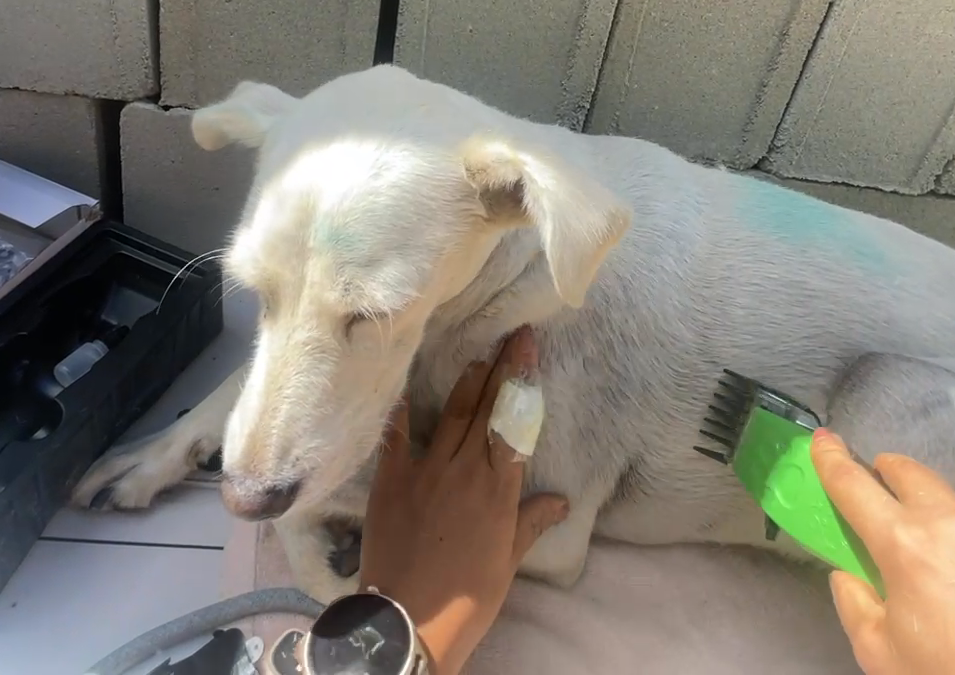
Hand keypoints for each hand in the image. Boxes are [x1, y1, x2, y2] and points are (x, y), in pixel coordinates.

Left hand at [359, 327, 570, 674]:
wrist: (410, 620)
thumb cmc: (468, 595)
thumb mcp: (507, 561)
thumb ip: (531, 522)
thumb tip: (562, 500)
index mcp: (497, 486)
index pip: (513, 420)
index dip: (520, 378)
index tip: (526, 345)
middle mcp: (464, 466)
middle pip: (484, 406)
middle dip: (498, 367)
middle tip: (508, 334)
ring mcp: (425, 468)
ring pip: (451, 413)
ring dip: (465, 381)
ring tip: (476, 355)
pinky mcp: (392, 478)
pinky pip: (397, 435)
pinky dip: (402, 410)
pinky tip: (406, 386)